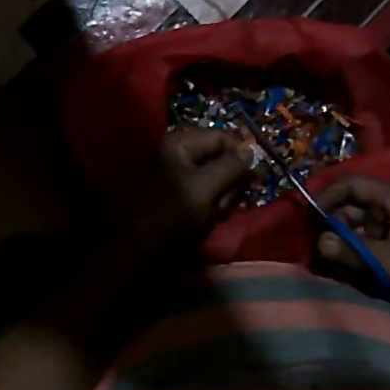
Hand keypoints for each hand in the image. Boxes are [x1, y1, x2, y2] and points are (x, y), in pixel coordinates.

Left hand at [128, 129, 253, 243]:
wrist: (136, 252)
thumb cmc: (169, 217)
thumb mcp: (203, 189)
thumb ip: (229, 167)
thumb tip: (249, 150)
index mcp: (178, 143)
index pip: (221, 137)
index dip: (240, 156)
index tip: (253, 180)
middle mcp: (176, 152)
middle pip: (219, 158)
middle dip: (229, 182)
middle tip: (224, 204)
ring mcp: (176, 172)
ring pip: (215, 178)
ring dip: (221, 198)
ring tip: (212, 215)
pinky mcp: (178, 193)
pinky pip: (204, 193)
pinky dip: (210, 206)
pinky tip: (205, 220)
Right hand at [315, 176, 389, 327]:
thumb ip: (353, 251)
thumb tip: (318, 241)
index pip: (353, 183)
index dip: (329, 194)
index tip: (310, 214)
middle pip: (354, 204)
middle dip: (334, 220)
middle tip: (316, 240)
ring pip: (360, 226)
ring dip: (343, 240)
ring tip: (328, 257)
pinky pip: (370, 244)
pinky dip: (356, 253)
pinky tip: (346, 267)